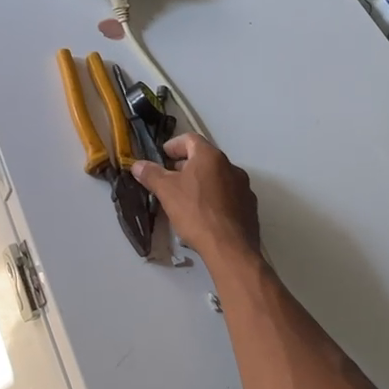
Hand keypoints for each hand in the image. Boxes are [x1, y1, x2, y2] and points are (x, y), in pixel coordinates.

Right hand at [131, 133, 261, 263]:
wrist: (231, 250)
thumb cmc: (196, 213)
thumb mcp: (166, 191)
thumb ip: (151, 174)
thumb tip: (137, 165)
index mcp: (210, 156)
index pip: (190, 139)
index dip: (174, 145)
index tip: (163, 156)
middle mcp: (231, 167)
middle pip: (205, 158)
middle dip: (186, 166)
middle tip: (170, 178)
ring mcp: (244, 188)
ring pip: (218, 178)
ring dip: (202, 182)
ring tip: (187, 198)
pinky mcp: (250, 208)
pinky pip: (229, 196)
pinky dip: (216, 198)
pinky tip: (205, 215)